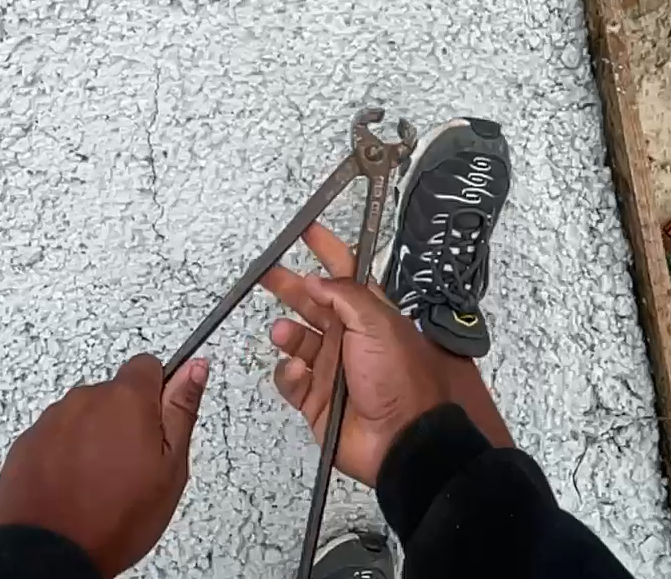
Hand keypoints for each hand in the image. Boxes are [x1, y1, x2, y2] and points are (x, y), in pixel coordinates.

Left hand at [0, 354, 206, 575]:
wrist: (47, 559)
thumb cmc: (112, 517)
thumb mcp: (170, 466)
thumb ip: (182, 408)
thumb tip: (196, 368)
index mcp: (127, 397)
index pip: (148, 365)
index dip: (158, 392)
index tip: (158, 422)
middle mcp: (87, 398)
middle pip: (115, 393)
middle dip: (125, 419)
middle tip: (132, 464)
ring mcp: (52, 421)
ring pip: (84, 416)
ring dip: (93, 437)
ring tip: (99, 483)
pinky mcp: (26, 444)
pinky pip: (54, 438)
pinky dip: (63, 455)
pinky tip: (71, 488)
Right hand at [260, 224, 511, 484]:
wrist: (400, 438)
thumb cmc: (401, 380)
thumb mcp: (377, 324)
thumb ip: (345, 295)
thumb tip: (317, 278)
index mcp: (367, 313)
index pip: (344, 272)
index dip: (326, 249)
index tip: (307, 231)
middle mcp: (347, 336)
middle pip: (312, 301)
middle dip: (290, 285)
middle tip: (268, 274)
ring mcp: (330, 366)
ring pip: (295, 338)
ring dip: (286, 332)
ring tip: (283, 331)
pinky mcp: (315, 397)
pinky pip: (289, 377)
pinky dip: (289, 373)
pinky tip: (299, 372)